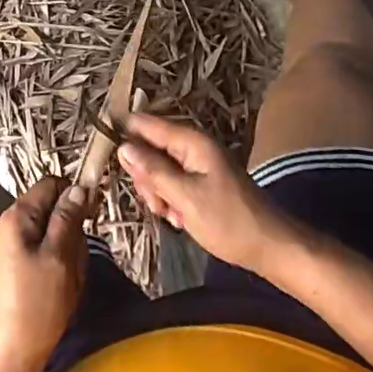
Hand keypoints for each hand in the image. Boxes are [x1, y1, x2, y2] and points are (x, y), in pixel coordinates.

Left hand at [0, 176, 93, 371]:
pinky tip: (63, 295)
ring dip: (73, 258)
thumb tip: (80, 187)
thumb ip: (68, 218)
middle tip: (75, 263)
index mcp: (19, 215)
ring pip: (60, 238)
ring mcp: (19, 249)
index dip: (75, 193)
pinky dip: (65, 273)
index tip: (94, 216)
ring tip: (69, 284)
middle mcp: (16, 225)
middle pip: (58, 211)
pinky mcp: (25, 270)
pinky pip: (54, 259)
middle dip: (75, 234)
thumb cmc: (33, 306)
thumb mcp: (58, 257)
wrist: (6, 358)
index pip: (52, 183)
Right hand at [116, 113, 292, 270]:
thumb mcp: (185, 197)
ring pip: (158, 169)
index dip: (124, 131)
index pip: (147, 124)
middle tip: (156, 202)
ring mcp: (197, 165)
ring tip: (170, 214)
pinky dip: (169, 200)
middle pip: (150, 149)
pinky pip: (172, 183)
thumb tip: (123, 147)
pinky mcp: (200, 182)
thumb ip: (153, 171)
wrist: (269, 247)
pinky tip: (178, 218)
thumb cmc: (229, 220)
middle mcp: (193, 147)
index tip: (102, 146)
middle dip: (146, 176)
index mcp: (192, 142)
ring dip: (157, 192)